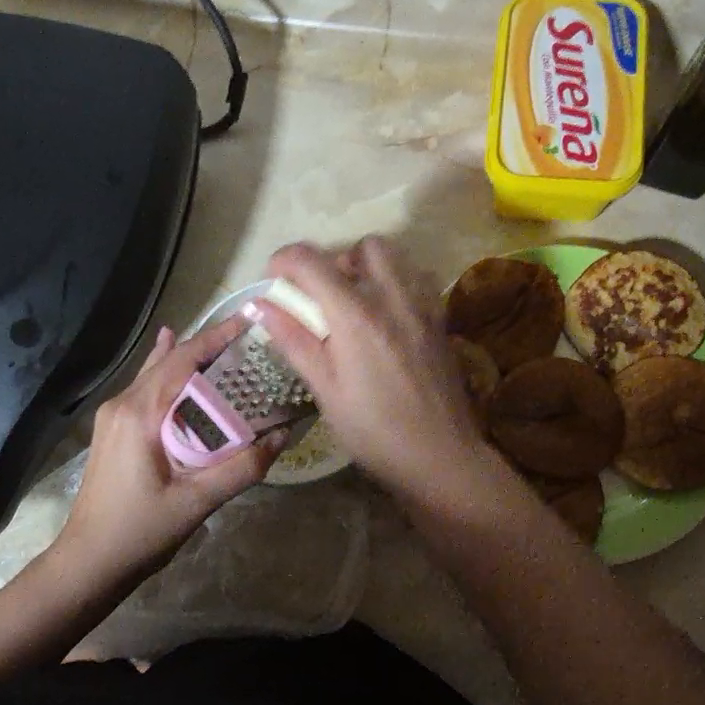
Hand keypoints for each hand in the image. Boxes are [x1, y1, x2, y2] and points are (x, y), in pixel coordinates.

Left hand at [55, 316, 286, 580]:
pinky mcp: (112, 431)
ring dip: (186, 360)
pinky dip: (169, 377)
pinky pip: (145, 391)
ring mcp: (113, 417)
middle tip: (246, 340)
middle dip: (206, 347)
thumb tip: (284, 435)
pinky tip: (172, 364)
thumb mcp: (198, 501)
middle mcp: (122, 405)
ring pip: (154, 374)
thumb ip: (242, 467)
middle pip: (168, 362)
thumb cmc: (141, 531)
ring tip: (221, 345)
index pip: (182, 360)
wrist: (88, 562)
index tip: (247, 322)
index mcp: (140, 414)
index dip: (215, 338)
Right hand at [253, 238, 493, 504]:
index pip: (313, 262)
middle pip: (365, 246)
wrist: (441, 458)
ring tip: (352, 305)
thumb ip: (295, 342)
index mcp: (357, 316)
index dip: (284, 262)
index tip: (273, 280)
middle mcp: (394, 299)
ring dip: (368, 269)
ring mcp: (424, 308)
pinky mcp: (441, 322)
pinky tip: (384, 321)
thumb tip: (262, 306)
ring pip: (396, 259)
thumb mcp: (325, 392)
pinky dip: (394, 285)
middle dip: (336, 259)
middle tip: (320, 294)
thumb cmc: (374, 432)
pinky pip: (416, 282)